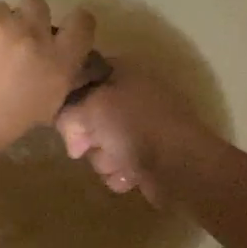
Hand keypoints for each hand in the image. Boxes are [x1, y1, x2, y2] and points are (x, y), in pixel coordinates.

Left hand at [0, 0, 95, 162]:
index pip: (83, 22)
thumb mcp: (43, 105)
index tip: (61, 32)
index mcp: (58, 61)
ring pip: (2, 7)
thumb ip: (56, 74)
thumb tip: (59, 58)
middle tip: (12, 40)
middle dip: (27, 19)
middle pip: (38, 5)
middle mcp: (32, 34)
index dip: (74, 24)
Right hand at [55, 63, 218, 203]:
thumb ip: (68, 113)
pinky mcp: (149, 157)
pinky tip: (130, 176)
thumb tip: (73, 138)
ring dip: (104, 159)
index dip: (70, 99)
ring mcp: (143, 127)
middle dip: (88, 136)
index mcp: (124, 71)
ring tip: (119, 162)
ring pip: (103, 145)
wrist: (180, 165)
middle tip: (88, 145)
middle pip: (90, 116)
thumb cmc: (135, 125)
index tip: (66, 118)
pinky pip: (119, 165)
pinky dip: (120, 173)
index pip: (83, 77)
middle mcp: (134, 95)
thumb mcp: (91, 107)